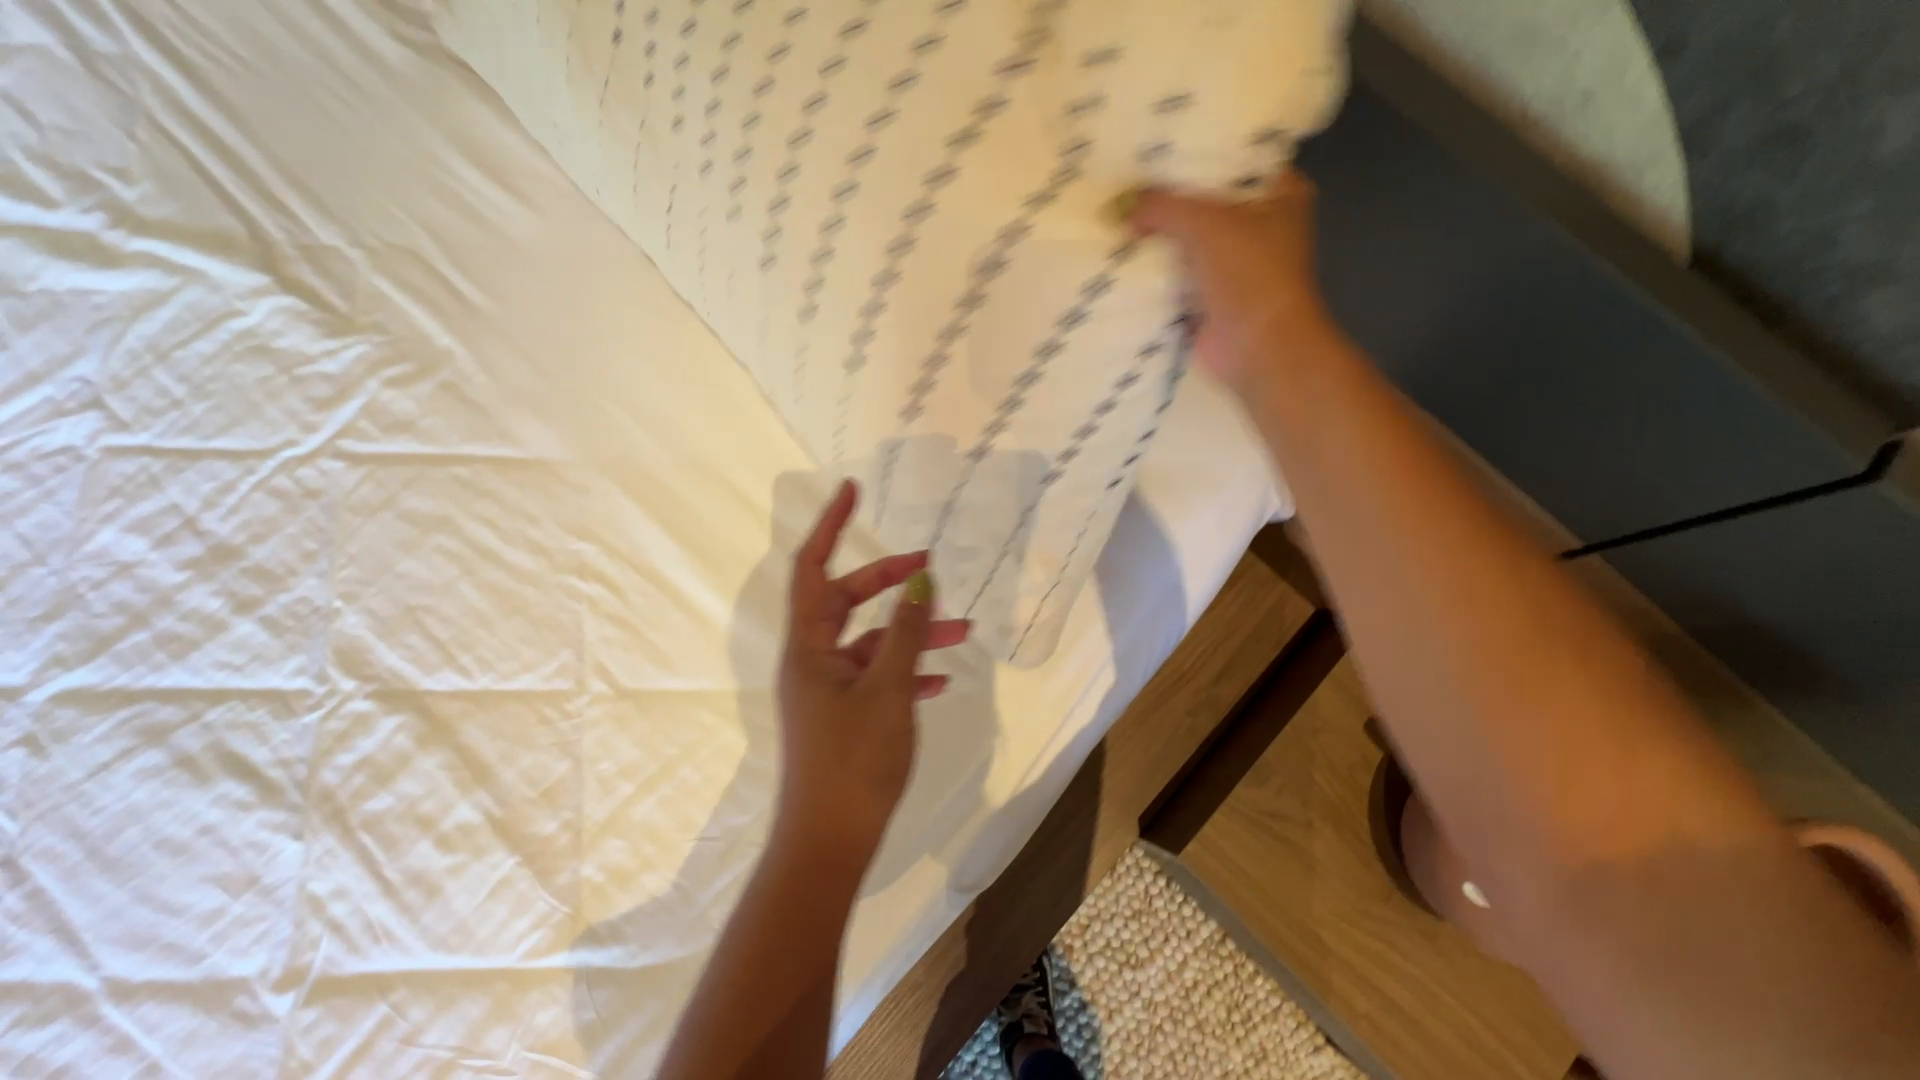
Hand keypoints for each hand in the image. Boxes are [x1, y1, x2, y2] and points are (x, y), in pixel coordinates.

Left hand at [775, 480, 970, 858]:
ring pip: (869, 644)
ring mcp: (826, 693)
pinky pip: (875, 680)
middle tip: (929, 567)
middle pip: (845, 602)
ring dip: (910, 633)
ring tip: (962, 631)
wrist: (828, 843)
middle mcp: (811, 662)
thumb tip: (920, 579)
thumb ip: (904, 632)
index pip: (812, 568)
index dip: (830, 526)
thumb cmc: (854, 762)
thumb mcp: (887, 690)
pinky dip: (906, 672)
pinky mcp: (843, 720)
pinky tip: (941, 679)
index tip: (853, 490)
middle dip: (887, 582)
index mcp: (808, 647)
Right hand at [1130, 170, 1334, 398]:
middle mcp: (1262, 227)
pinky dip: (1153, 273)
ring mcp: (1236, 266)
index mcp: (1280, 195)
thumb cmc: (1248, 274)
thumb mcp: (1204, 221)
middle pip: (1205, 202)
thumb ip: (1160, 205)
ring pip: (1188, 241)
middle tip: (1123, 179)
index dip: (1196, 151)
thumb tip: (1119, 205)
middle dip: (1168, 198)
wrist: (1258, 349)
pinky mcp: (1212, 299)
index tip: (1154, 143)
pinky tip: (1118, 258)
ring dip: (1156, 238)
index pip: (1235, 158)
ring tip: (1114, 215)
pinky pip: (1175, 277)